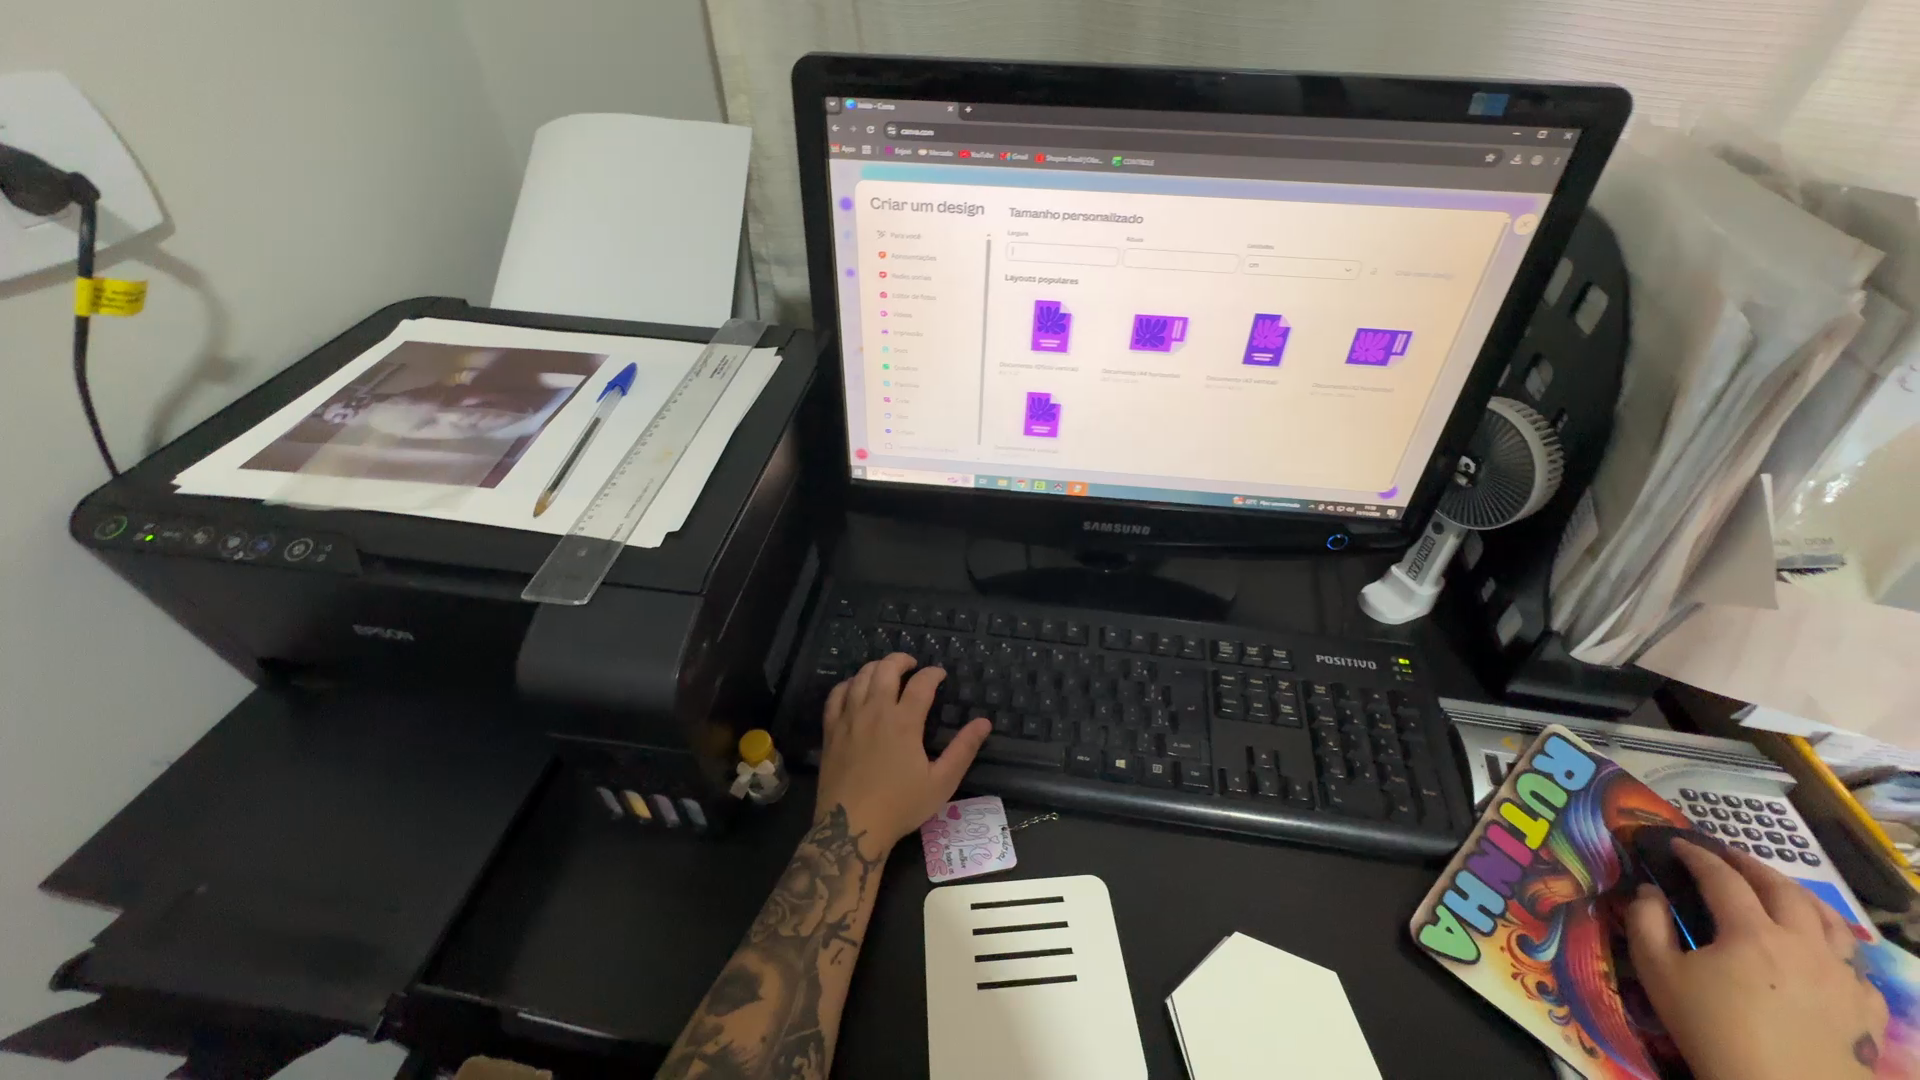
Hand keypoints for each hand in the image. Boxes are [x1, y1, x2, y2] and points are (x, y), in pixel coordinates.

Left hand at [816, 653, 990, 848]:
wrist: (852, 826)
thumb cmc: (900, 805)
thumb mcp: (941, 782)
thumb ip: (963, 749)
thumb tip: (984, 723)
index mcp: (904, 722)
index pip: (921, 683)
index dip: (933, 673)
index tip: (941, 674)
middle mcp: (875, 711)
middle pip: (886, 669)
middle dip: (902, 660)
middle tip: (912, 664)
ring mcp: (849, 719)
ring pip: (860, 677)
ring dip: (876, 667)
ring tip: (887, 671)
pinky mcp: (831, 731)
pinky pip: (836, 695)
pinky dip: (848, 684)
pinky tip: (855, 687)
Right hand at [1628, 836, 1888, 1079]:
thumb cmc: (1710, 1029)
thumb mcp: (1657, 973)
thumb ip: (1646, 922)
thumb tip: (1650, 891)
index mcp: (1752, 933)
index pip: (1723, 878)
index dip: (1698, 856)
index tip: (1677, 844)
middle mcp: (1805, 945)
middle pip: (1783, 890)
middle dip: (1750, 864)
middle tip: (1726, 854)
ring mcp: (1843, 977)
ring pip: (1830, 920)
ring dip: (1798, 894)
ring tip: (1777, 889)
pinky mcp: (1867, 1008)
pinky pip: (1854, 963)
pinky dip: (1832, 943)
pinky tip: (1817, 949)